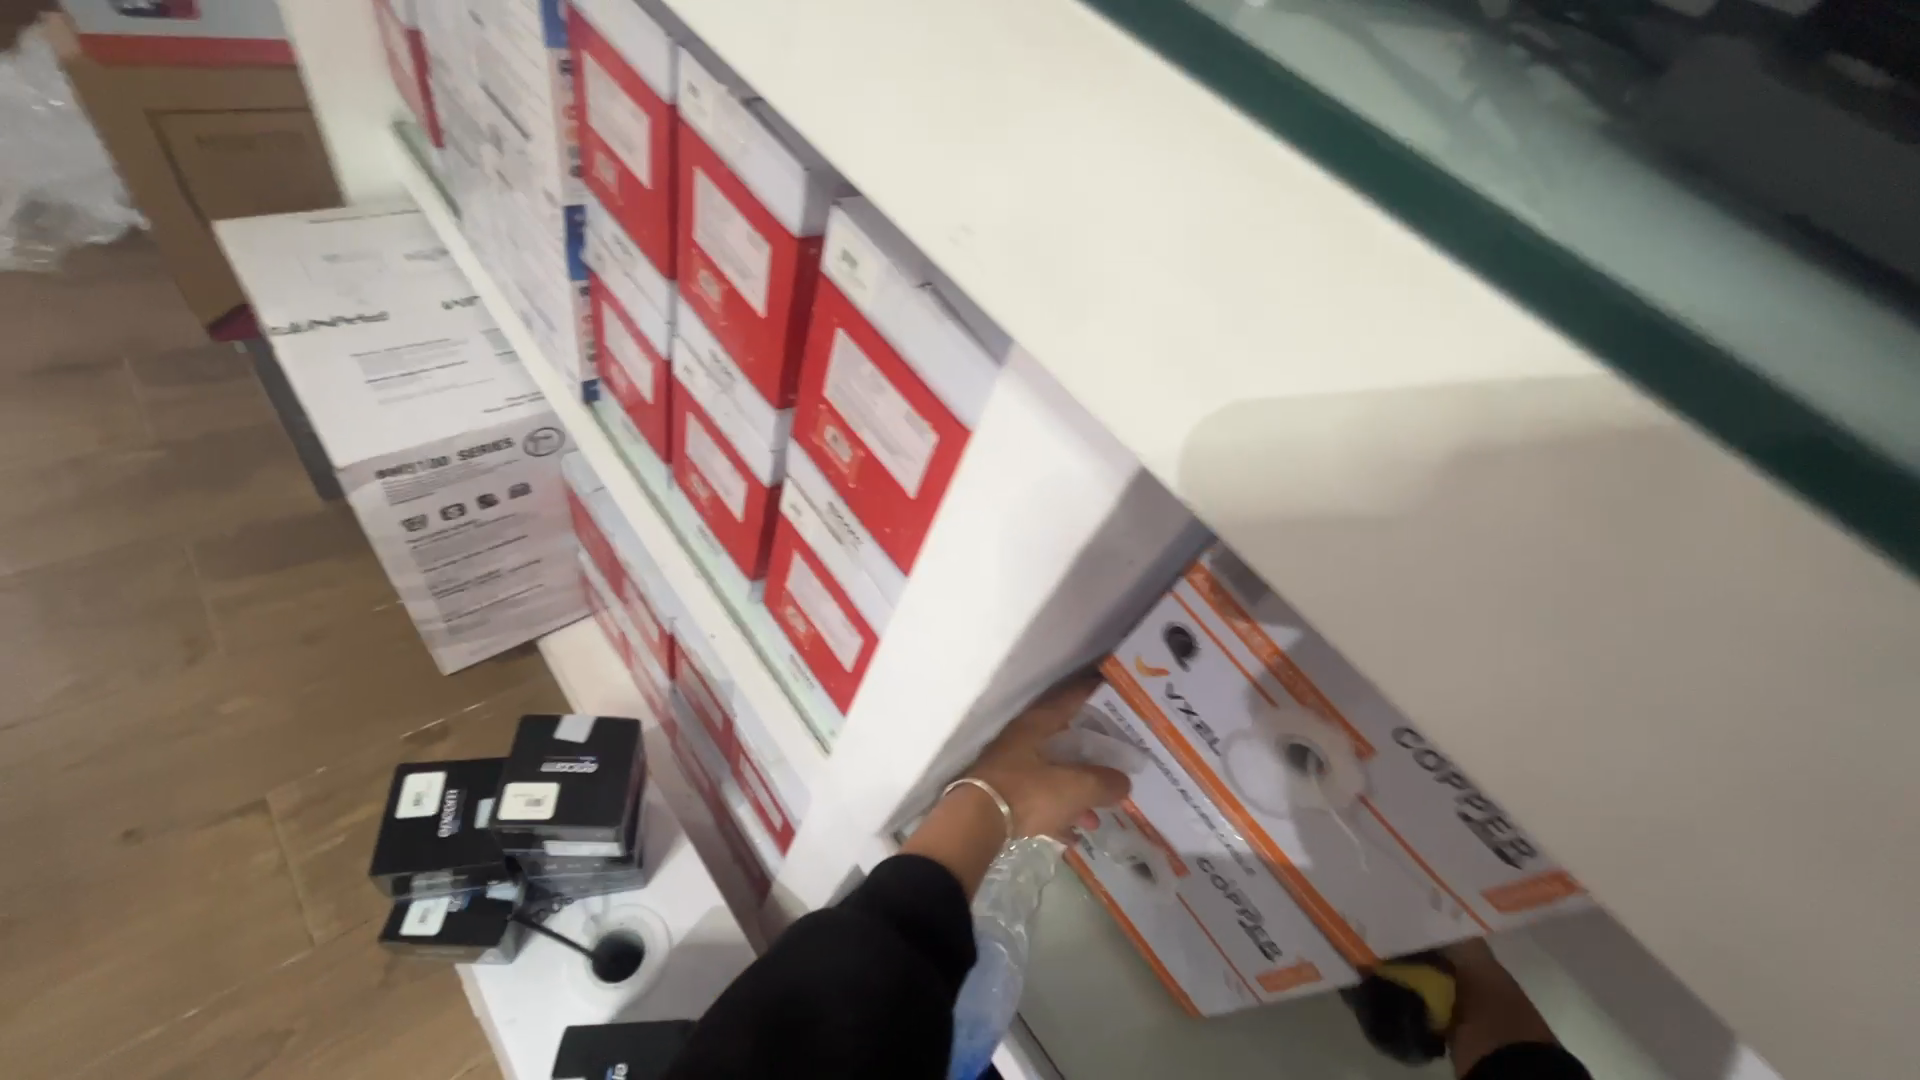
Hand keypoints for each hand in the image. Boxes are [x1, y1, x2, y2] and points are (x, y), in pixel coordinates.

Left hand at [966, 673, 1131, 839]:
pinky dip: (1057, 815)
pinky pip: (1040, 801)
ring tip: (1097, 819)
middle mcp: (1023, 740)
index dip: (1096, 694)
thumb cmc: (1028, 792)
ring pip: (1053, 775)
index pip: (1072, 698)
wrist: (976, 823)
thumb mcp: (1075, 787)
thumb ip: (1104, 782)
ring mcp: (1011, 767)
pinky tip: (1074, 835)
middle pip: (1065, 741)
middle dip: (1093, 757)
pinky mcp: (1005, 795)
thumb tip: (1123, 782)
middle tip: (1118, 764)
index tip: (1118, 695)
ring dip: (1077, 795)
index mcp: (1038, 724)